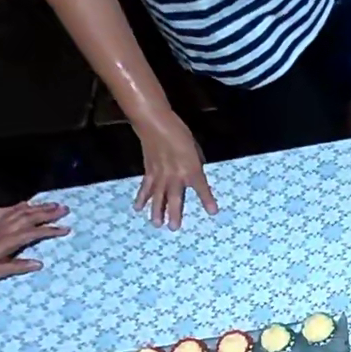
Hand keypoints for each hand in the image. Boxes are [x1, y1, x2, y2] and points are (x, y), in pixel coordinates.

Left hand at [0, 202, 71, 282]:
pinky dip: (19, 206)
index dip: (51, 230)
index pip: (34, 233)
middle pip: (29, 217)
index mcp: (8, 241)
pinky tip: (26, 204)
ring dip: (37, 207)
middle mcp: (4, 229)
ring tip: (52, 203)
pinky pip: (7, 211)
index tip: (66, 229)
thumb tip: (39, 263)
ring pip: (20, 211)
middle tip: (65, 209)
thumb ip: (18, 266)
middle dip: (48, 212)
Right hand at [134, 110, 216, 229]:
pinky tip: (138, 208)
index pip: (201, 187)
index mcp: (191, 168)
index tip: (212, 212)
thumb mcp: (195, 148)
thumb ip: (196, 164)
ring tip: (156, 225)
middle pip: (175, 197)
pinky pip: (146, 187)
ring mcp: (160, 175)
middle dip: (174, 213)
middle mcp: (175, 175)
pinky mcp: (149, 171)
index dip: (207, 200)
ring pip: (158, 196)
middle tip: (173, 228)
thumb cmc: (179, 133)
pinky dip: (142, 198)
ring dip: (156, 211)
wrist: (154, 122)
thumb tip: (196, 174)